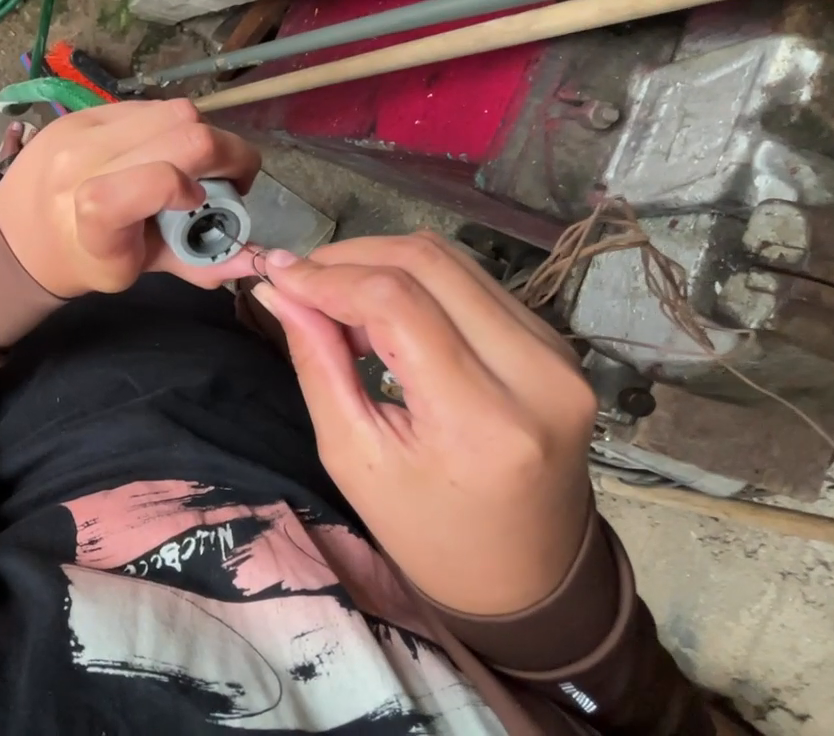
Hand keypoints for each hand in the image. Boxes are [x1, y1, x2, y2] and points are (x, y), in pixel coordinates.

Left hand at [0, 99, 260, 296]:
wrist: (17, 234)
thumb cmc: (81, 260)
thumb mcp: (134, 273)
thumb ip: (196, 263)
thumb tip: (255, 257)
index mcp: (94, 221)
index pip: (152, 180)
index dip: (187, 185)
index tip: (199, 203)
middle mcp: (83, 165)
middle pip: (182, 130)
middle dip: (226, 153)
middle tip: (225, 181)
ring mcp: (78, 131)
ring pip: (171, 109)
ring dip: (197, 135)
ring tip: (191, 166)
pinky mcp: (79, 112)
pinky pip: (146, 105)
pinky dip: (167, 127)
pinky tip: (157, 151)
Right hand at [252, 234, 596, 615]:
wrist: (523, 576)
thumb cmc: (424, 529)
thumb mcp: (351, 455)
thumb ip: (317, 362)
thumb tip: (278, 289)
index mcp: (481, 419)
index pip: (398, 303)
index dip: (328, 277)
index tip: (276, 275)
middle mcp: (536, 374)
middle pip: (428, 261)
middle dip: (349, 257)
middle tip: (300, 281)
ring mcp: (557, 355)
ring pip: (451, 260)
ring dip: (379, 264)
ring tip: (339, 305)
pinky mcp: (557, 346)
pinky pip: (472, 282)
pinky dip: (414, 281)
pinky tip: (383, 316)